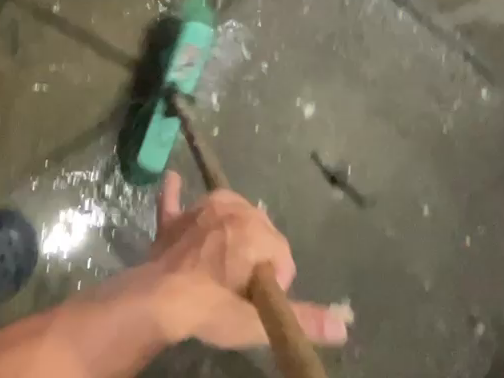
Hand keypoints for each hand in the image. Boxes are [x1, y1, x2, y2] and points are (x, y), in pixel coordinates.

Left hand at [148, 171, 351, 349]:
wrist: (159, 299)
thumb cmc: (212, 307)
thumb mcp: (260, 319)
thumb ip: (304, 318)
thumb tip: (344, 324)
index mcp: (252, 228)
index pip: (281, 251)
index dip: (278, 278)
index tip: (264, 298)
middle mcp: (226, 208)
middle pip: (257, 226)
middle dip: (258, 251)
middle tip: (245, 285)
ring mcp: (195, 210)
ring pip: (225, 207)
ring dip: (231, 225)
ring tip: (228, 259)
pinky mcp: (171, 219)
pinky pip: (175, 198)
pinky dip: (176, 192)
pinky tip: (173, 179)